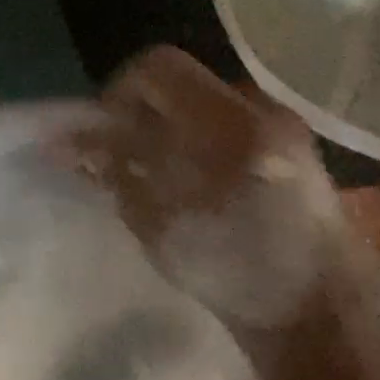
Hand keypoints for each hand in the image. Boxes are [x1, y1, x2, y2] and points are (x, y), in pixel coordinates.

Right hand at [68, 48, 379, 375]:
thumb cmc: (230, 270)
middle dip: (141, 114)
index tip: (100, 136)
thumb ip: (113, 171)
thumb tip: (66, 142)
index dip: (117, 95)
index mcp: (225, 125)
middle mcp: (260, 111)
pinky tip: (186, 185)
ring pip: (203, 104)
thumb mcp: (156, 223)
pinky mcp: (291, 149)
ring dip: (168, 129)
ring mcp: (282, 127)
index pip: (157, 70)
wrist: (314, 310)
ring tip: (151, 175)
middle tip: (117, 157)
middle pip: (181, 84)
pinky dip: (195, 141)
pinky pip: (228, 124)